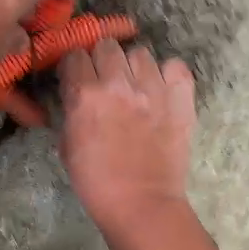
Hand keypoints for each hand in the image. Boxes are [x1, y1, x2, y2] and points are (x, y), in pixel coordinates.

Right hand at [58, 39, 196, 233]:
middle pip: (107, 46)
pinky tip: (161, 92)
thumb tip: (76, 94)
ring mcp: (154, 87)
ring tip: (136, 88)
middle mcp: (119, 83)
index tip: (78, 79)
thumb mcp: (67, 145)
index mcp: (85, 95)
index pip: (75, 56)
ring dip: (134, 67)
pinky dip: (167, 75)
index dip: (75, 67)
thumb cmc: (96, 181)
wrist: (141, 203)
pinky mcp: (181, 97)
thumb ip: (71, 111)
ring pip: (140, 53)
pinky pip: (174, 67)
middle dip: (103, 61)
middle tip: (106, 82)